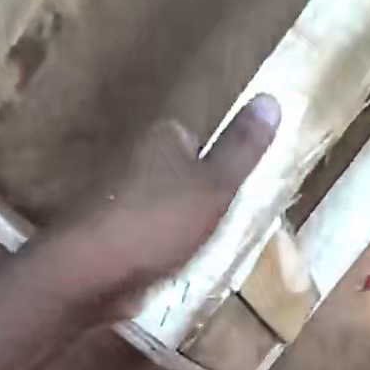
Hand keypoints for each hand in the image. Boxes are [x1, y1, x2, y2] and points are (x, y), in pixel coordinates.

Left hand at [40, 94, 279, 312]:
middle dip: (196, 194)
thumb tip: (272, 98)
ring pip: (160, 205)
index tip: (231, 187)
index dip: (213, 161)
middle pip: (175, 172)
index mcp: (161, 140)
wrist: (97, 271)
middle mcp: (133, 161)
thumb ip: (241, 148)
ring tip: (201, 247)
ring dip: (178, 224)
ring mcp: (116, 199)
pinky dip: (160, 248)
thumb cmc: (161, 221)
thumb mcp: (216, 185)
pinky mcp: (109, 236)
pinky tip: (174, 264)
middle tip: (222, 222)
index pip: (191, 137)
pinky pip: (146, 236)